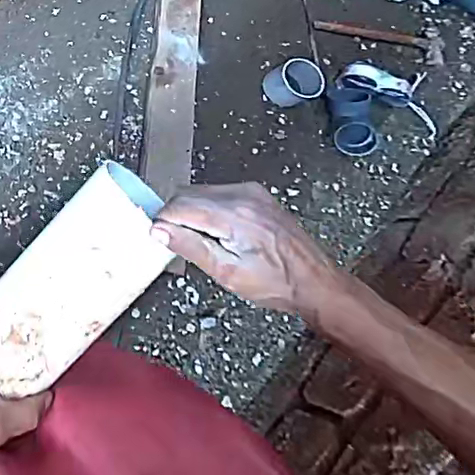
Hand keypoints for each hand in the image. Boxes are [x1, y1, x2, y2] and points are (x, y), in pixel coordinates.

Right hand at [150, 182, 346, 320]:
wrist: (316, 282)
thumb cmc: (276, 283)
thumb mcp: (227, 273)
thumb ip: (190, 247)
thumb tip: (158, 230)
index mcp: (233, 215)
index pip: (178, 206)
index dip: (164, 223)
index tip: (161, 239)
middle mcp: (241, 195)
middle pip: (185, 194)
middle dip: (176, 217)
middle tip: (182, 244)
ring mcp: (250, 191)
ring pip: (199, 191)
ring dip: (191, 212)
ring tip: (205, 240)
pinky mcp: (255, 193)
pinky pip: (216, 192)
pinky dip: (208, 208)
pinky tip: (219, 231)